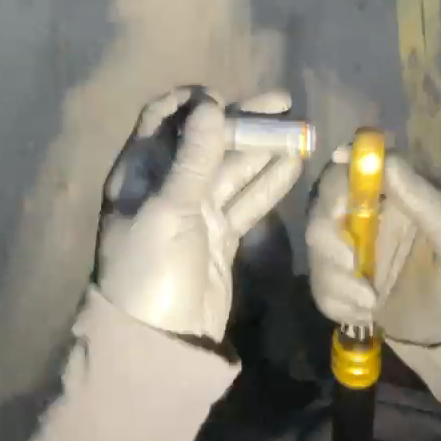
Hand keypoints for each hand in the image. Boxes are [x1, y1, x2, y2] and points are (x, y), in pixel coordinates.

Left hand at [97, 88, 305, 341]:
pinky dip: (268, 182)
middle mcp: (166, 184)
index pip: (163, 120)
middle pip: (207, 141)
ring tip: (301, 129)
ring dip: (264, 149)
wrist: (160, 344)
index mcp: (139, 173)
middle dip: (243, 121)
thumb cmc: (150, 271)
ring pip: (233, 169)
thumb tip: (212, 104)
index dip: (194, 104)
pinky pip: (247, 199)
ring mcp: (195, 210)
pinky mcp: (221, 235)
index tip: (227, 97)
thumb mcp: (169, 210)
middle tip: (284, 103)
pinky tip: (294, 163)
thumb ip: (194, 158)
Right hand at [306, 156, 440, 348]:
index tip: (340, 206)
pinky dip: (337, 303)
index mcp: (398, 197)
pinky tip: (367, 314)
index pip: (354, 170)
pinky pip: (321, 285)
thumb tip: (387, 160)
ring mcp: (356, 252)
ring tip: (370, 302)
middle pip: (323, 208)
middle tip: (351, 263)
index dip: (339, 179)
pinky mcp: (347, 286)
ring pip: (318, 250)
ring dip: (334, 277)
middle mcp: (371, 218)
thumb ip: (425, 201)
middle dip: (329, 238)